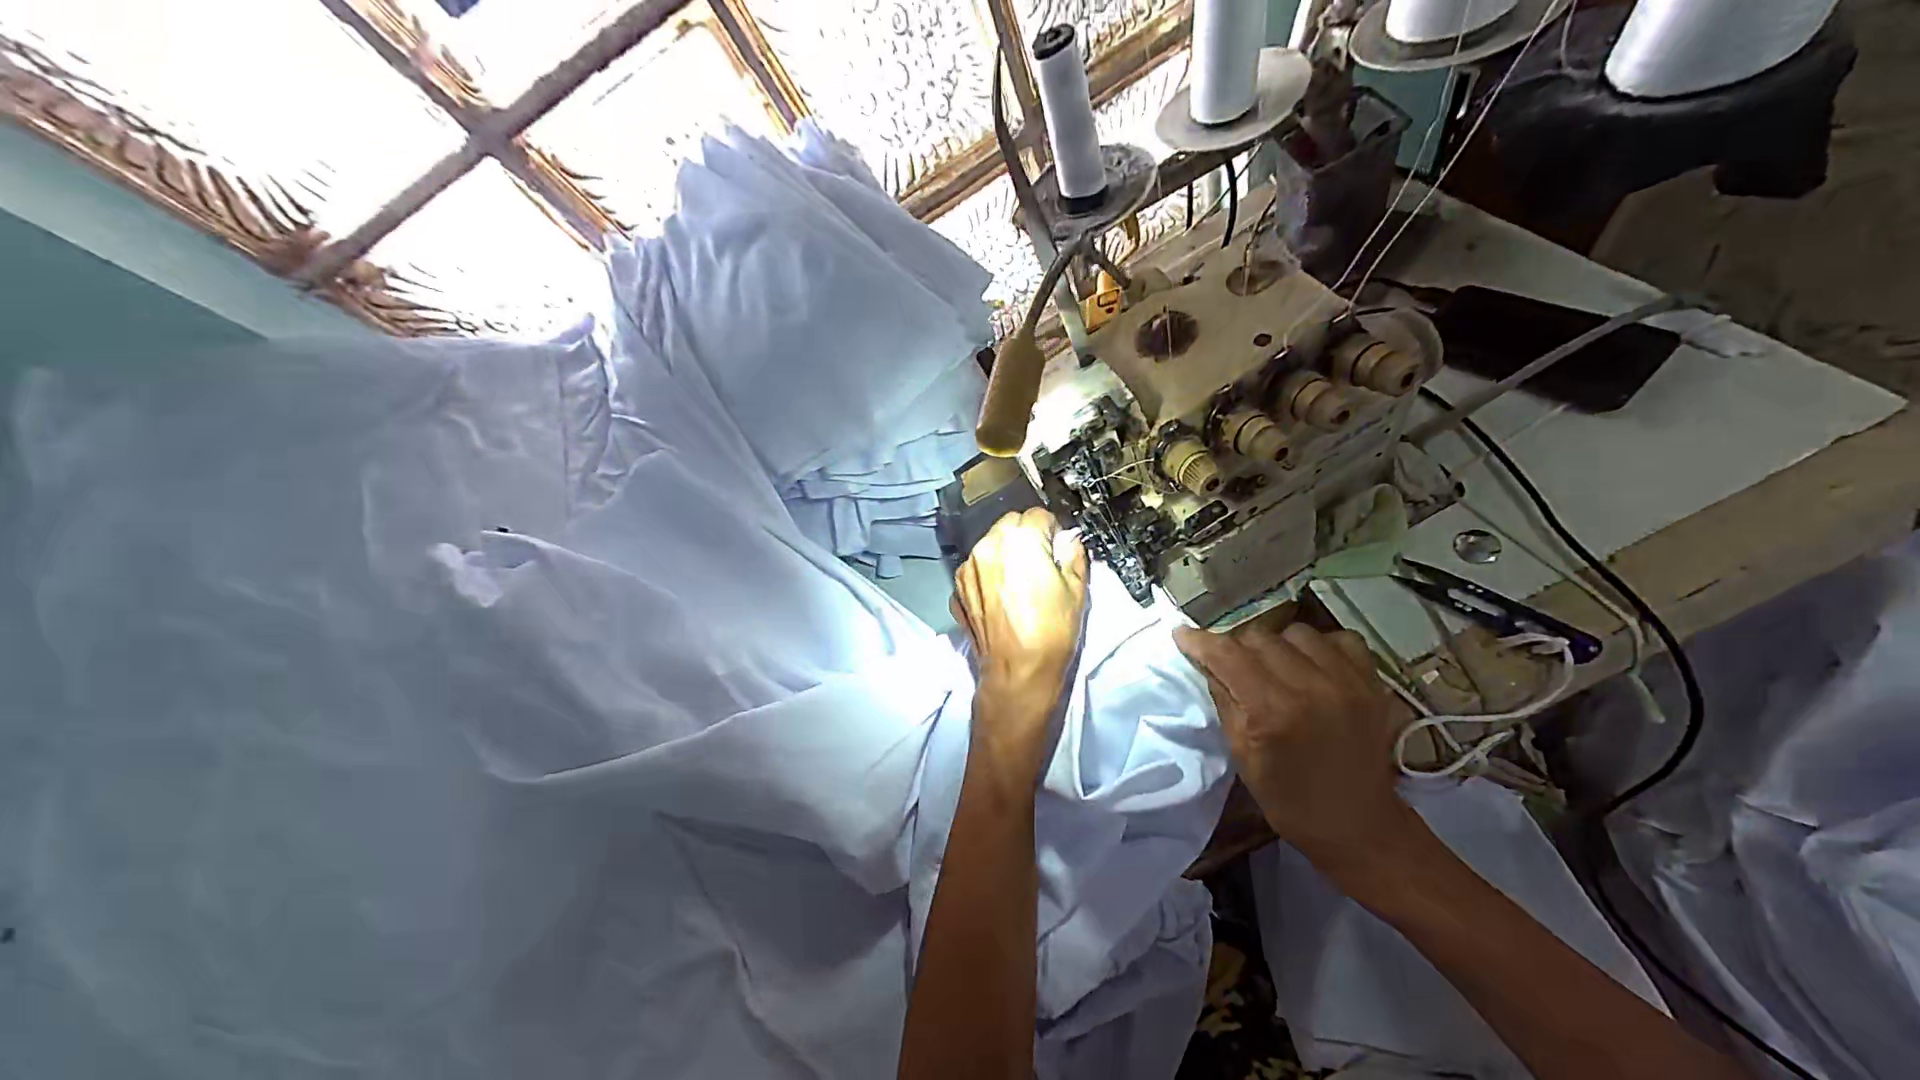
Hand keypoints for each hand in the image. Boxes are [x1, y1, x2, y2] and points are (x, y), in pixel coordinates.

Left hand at [951, 509, 1089, 763]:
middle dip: (1027, 537)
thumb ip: (1072, 554)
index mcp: (1020, 542)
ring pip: (991, 544)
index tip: (1058, 546)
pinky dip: (990, 574)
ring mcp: (969, 568)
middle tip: (1043, 564)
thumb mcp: (1077, 590)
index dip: (1052, 530)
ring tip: (1023, 585)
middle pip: (1010, 525)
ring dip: (1006, 554)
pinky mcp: (959, 588)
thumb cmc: (1050, 634)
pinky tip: (1006, 598)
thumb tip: (1068, 541)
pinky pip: (977, 568)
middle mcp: (988, 547)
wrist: (1018, 672)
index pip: (1038, 515)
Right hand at [1174, 621, 1414, 873]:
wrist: (1357, 824)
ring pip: (1296, 632)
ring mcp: (1348, 681)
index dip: (1199, 640)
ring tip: (1274, 666)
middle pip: (1259, 636)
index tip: (1182, 635)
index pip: (1227, 654)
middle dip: (1236, 646)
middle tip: (1231, 664)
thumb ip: (1224, 699)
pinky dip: (1320, 646)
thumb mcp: (1241, 752)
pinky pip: (1340, 639)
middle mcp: (1312, 687)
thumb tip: (1206, 660)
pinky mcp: (1373, 683)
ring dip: (1277, 644)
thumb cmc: (1288, 797)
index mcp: (1272, 711)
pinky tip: (1311, 665)